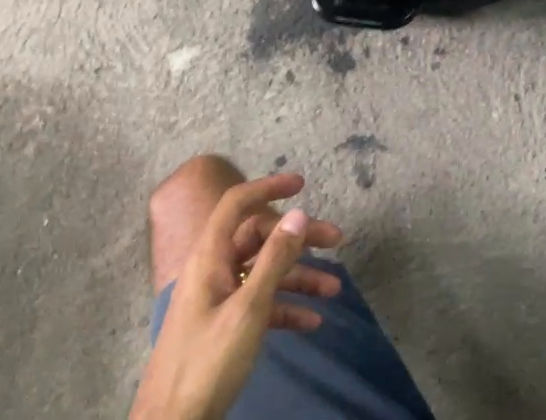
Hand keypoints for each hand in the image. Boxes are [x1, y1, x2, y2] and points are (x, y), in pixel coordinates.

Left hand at [131, 174, 344, 419]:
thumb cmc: (207, 361)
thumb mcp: (247, 309)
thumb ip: (274, 259)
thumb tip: (297, 213)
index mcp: (210, 257)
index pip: (237, 204)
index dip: (268, 187)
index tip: (302, 184)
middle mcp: (213, 270)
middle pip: (259, 239)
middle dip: (299, 238)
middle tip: (338, 241)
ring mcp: (218, 300)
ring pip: (264, 273)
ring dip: (300, 277)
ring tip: (335, 289)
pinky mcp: (224, 327)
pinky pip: (260, 304)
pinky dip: (286, 308)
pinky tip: (312, 322)